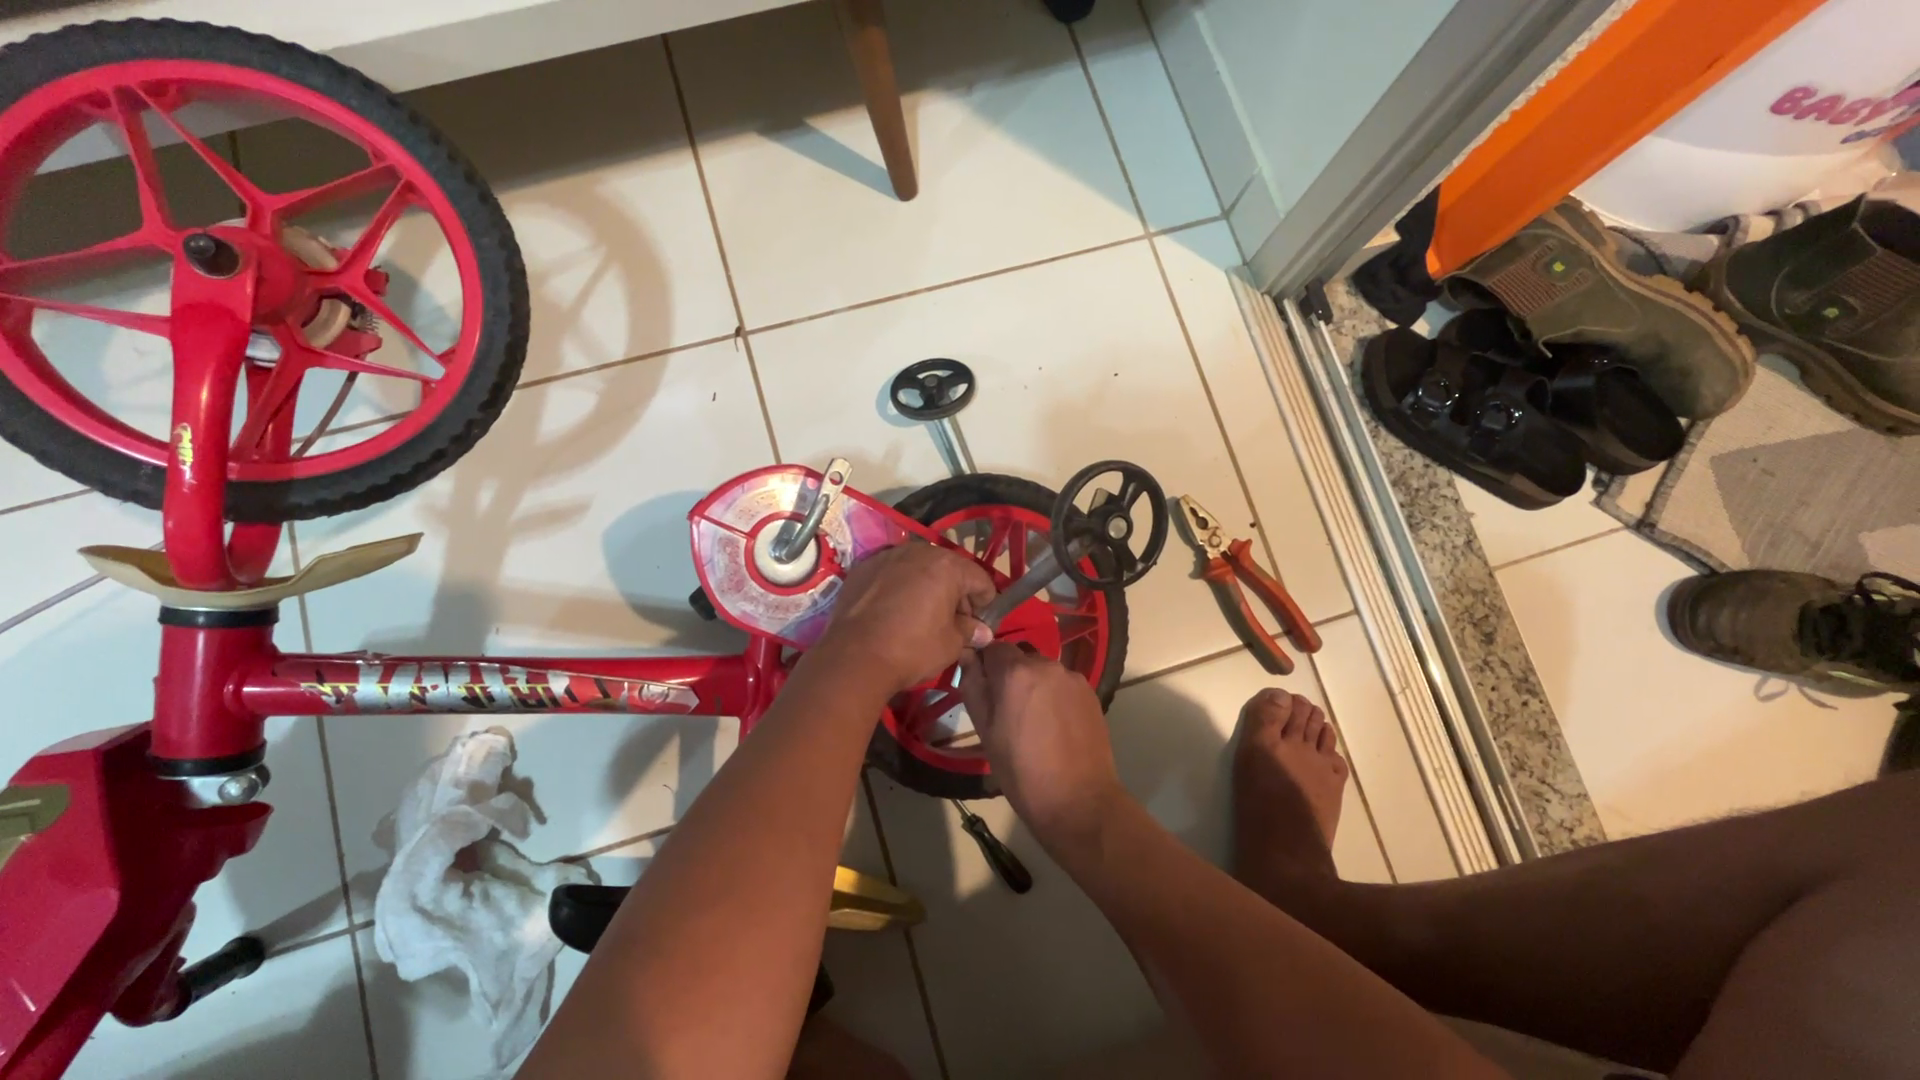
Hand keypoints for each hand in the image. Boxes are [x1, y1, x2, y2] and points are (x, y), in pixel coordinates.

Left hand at [820, 542, 995, 694]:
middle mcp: (918, 552)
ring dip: (926, 588)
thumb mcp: (951, 645)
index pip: (980, 579)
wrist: (854, 657)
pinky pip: (891, 575)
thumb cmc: (912, 649)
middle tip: (953, 623)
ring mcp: (887, 557)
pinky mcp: (863, 568)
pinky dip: (898, 588)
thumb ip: (970, 632)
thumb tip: (982, 631)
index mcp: (947, 566)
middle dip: (955, 594)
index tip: (980, 624)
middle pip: (948, 569)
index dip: (985, 603)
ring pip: (918, 569)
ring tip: (922, 617)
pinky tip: (894, 613)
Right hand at [959, 643, 1122, 846]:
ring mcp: (1073, 678)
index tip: (984, 690)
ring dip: (1034, 686)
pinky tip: (1055, 726)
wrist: (1077, 800)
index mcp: (1016, 672)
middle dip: (1011, 676)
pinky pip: (1064, 685)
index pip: (992, 647)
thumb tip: (968, 657)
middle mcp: (1047, 665)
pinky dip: (1055, 697)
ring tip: (1034, 722)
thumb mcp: (985, 731)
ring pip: (1043, 672)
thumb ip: (973, 686)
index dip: (985, 665)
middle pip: (1020, 658)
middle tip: (1007, 711)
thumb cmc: (1021, 770)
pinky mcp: (1091, 693)